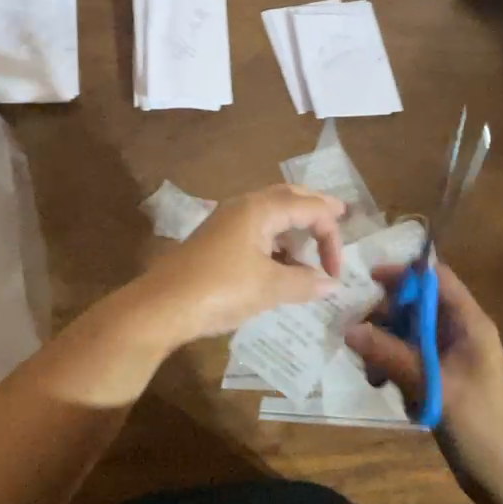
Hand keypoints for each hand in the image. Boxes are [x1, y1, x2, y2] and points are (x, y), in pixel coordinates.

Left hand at [124, 184, 344, 349]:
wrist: (162, 305)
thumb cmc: (220, 289)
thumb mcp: (269, 288)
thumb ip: (304, 282)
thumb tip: (331, 284)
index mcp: (260, 208)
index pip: (310, 207)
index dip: (331, 236)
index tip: (336, 272)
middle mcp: (244, 206)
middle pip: (289, 197)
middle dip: (315, 208)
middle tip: (340, 216)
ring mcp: (227, 223)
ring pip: (271, 213)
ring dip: (294, 227)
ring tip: (312, 249)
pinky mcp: (217, 241)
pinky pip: (256, 231)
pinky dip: (276, 242)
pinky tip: (282, 265)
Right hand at [343, 261, 502, 490]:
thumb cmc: (479, 427)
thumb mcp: (432, 386)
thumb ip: (391, 354)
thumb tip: (349, 328)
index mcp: (470, 324)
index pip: (436, 278)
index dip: (404, 273)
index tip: (369, 281)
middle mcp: (460, 333)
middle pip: (416, 304)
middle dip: (386, 317)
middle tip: (360, 337)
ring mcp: (451, 356)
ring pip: (408, 332)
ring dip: (386, 347)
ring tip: (373, 375)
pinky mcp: (442, 378)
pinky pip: (410, 357)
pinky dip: (394, 367)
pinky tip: (386, 388)